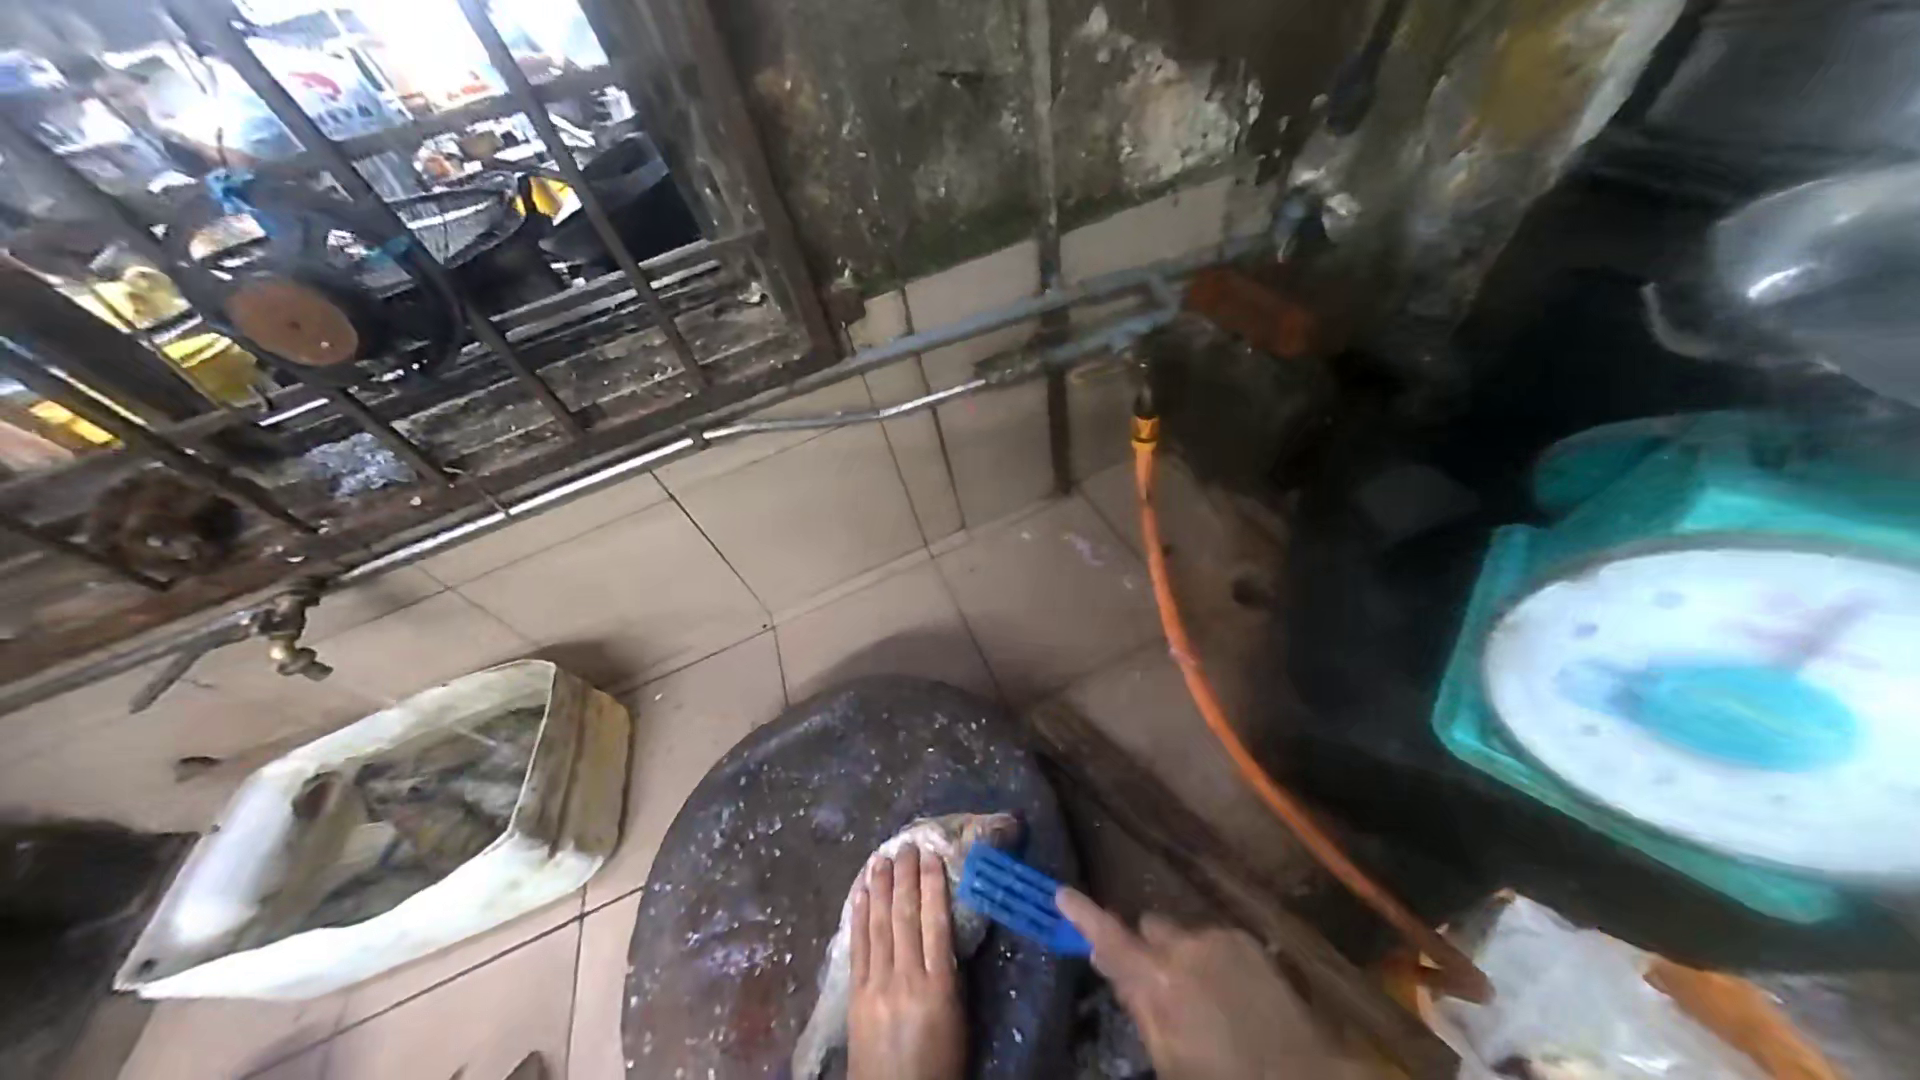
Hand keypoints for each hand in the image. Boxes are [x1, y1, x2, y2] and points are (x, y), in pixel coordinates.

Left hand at [847, 845, 965, 1079]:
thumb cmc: (940, 1061)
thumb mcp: (959, 1016)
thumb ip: (951, 971)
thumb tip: (945, 928)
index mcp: (938, 986)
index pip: (936, 923)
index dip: (933, 885)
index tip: (932, 856)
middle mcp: (906, 978)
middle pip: (905, 916)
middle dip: (905, 877)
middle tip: (906, 846)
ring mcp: (877, 985)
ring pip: (878, 924)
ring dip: (880, 887)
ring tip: (882, 858)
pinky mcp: (855, 994)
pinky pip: (857, 946)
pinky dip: (858, 916)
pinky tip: (859, 893)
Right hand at [1057, 888, 1345, 1079]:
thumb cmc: (1223, 1078)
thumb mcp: (1168, 1059)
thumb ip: (1138, 1005)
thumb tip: (1107, 961)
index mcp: (1159, 981)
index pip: (1109, 937)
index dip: (1083, 915)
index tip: (1062, 894)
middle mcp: (1185, 946)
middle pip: (1148, 928)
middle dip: (1149, 948)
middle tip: (1161, 986)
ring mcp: (1219, 938)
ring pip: (1183, 934)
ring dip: (1183, 954)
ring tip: (1208, 996)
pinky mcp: (1247, 939)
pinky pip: (1213, 939)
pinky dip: (1213, 958)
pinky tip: (1233, 993)